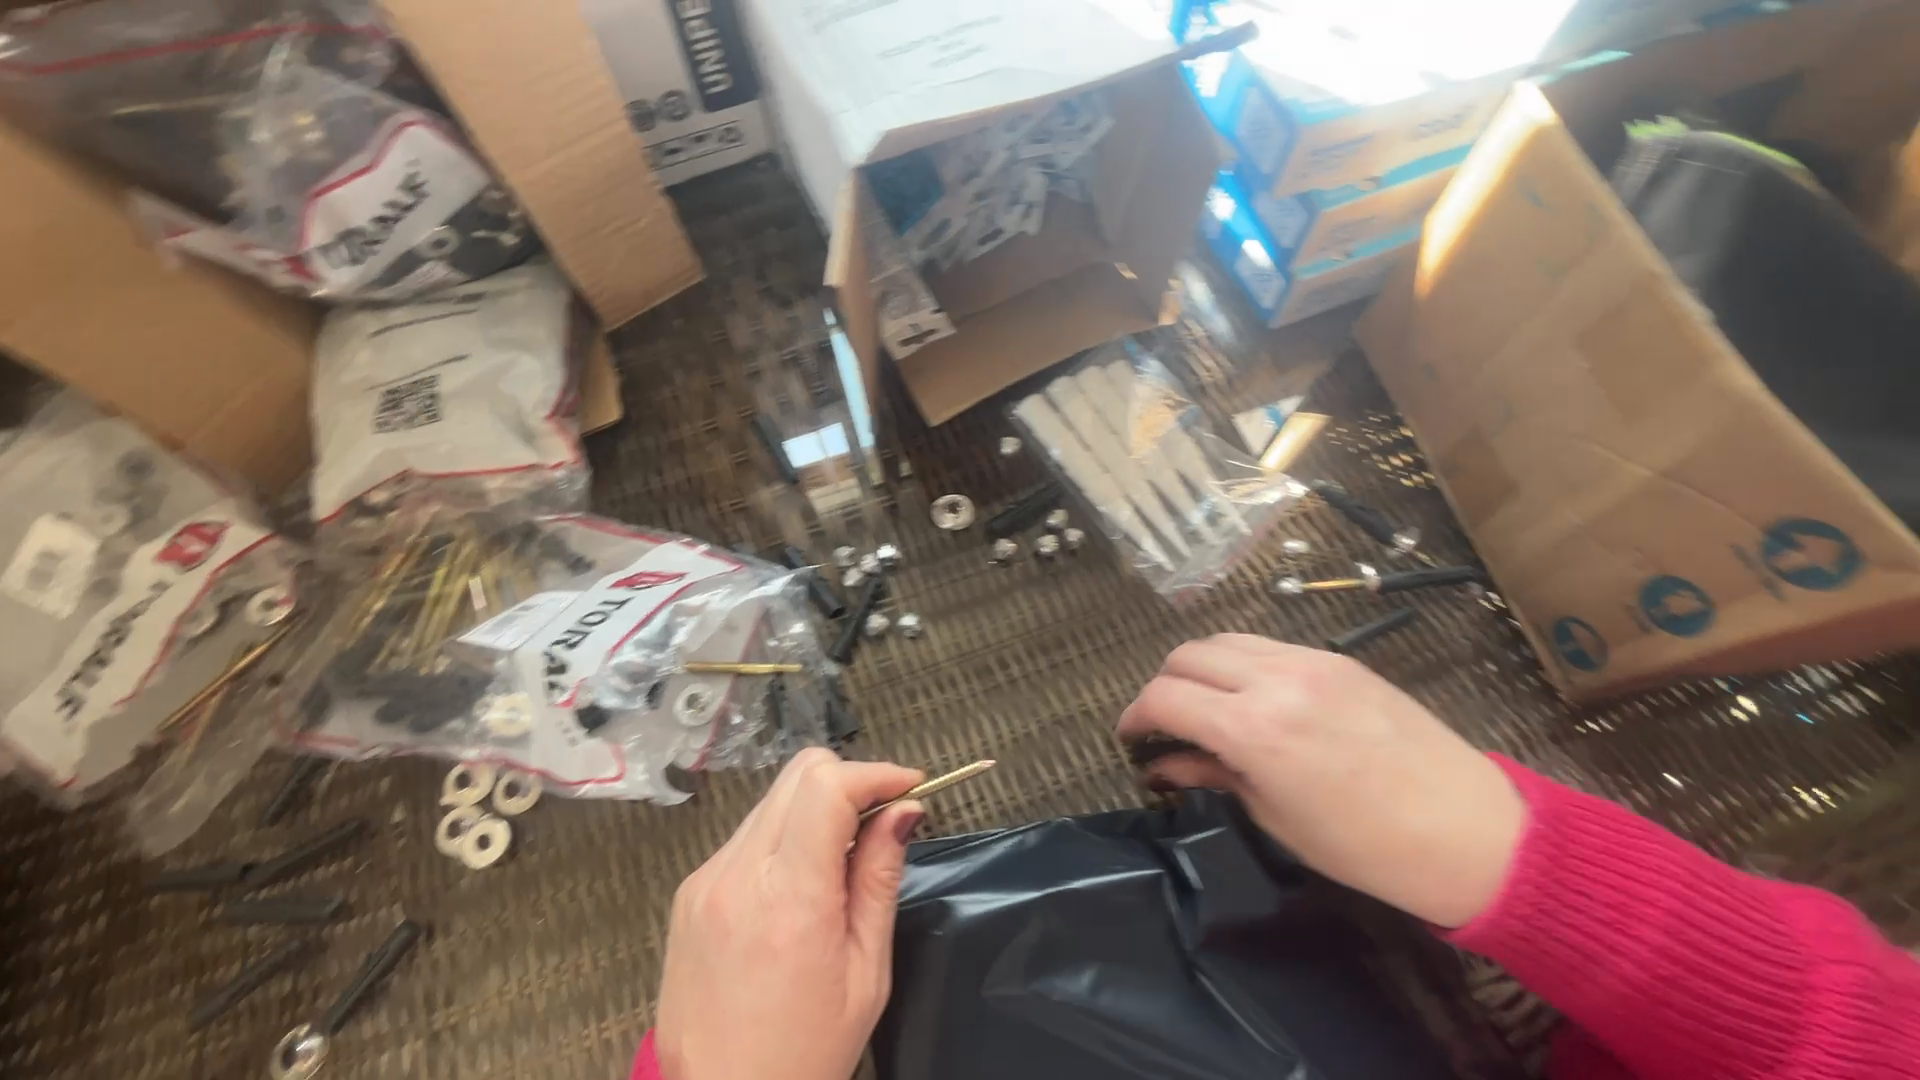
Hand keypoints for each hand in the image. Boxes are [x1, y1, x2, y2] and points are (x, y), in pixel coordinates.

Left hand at [653, 748, 924, 1079]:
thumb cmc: (801, 1054)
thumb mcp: (865, 973)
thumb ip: (880, 878)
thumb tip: (903, 812)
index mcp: (788, 899)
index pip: (827, 787)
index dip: (875, 773)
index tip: (908, 786)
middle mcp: (737, 875)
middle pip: (799, 774)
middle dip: (850, 781)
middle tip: (884, 816)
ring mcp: (706, 879)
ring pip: (773, 799)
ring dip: (817, 807)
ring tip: (844, 857)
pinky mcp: (691, 890)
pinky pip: (748, 834)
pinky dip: (785, 836)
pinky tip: (801, 881)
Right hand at [1117, 634, 1524, 927]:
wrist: (1472, 832)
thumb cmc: (1365, 846)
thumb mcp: (1275, 816)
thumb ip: (1212, 775)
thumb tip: (1163, 766)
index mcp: (1254, 727)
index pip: (1165, 697)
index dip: (1135, 715)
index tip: (1130, 738)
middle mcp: (1275, 678)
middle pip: (1187, 655)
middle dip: (1163, 687)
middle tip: (1165, 724)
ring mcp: (1310, 661)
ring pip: (1224, 640)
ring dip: (1200, 668)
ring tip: (1204, 706)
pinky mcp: (1337, 658)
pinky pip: (1266, 644)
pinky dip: (1240, 663)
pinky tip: (1250, 697)